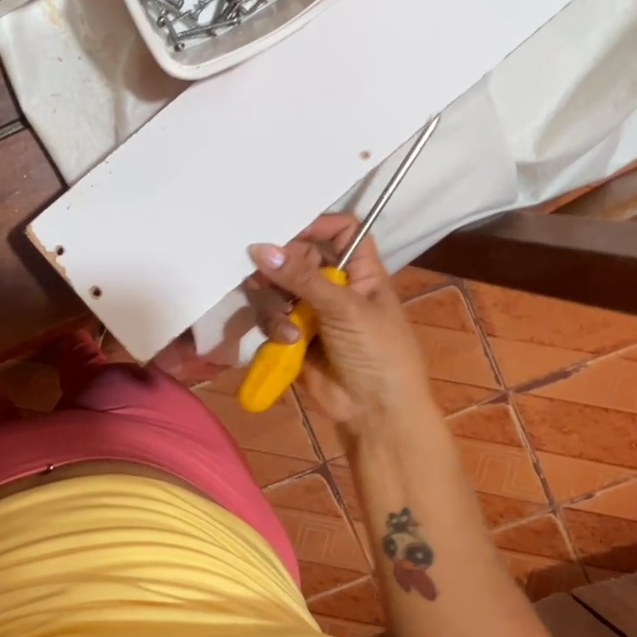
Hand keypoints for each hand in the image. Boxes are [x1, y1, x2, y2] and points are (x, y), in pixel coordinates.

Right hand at [246, 215, 438, 430]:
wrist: (374, 412)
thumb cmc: (377, 352)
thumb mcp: (344, 308)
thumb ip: (301, 277)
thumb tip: (259, 248)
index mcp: (362, 272)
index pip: (341, 231)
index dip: (317, 224)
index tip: (285, 230)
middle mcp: (334, 287)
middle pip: (298, 258)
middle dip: (280, 268)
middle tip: (264, 276)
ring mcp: (311, 312)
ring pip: (277, 289)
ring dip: (275, 304)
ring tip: (285, 325)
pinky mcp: (292, 336)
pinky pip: (270, 318)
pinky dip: (273, 327)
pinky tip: (286, 342)